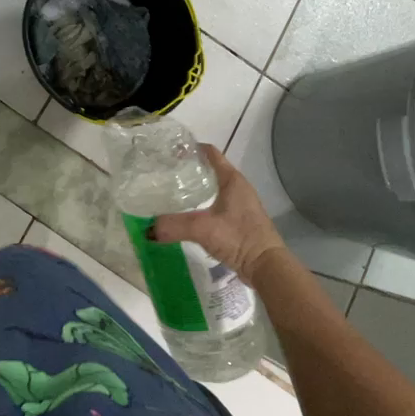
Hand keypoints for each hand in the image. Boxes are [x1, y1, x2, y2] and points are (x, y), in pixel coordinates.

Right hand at [149, 144, 288, 280]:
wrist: (266, 267)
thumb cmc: (239, 238)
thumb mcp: (203, 229)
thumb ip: (175, 226)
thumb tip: (148, 229)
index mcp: (232, 179)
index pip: (210, 153)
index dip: (191, 148)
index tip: (170, 151)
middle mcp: (238, 187)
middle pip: (210, 169)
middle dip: (190, 168)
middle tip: (166, 172)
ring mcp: (240, 204)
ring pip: (214, 187)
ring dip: (196, 187)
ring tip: (173, 191)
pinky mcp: (239, 220)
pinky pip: (217, 203)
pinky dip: (203, 203)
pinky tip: (189, 213)